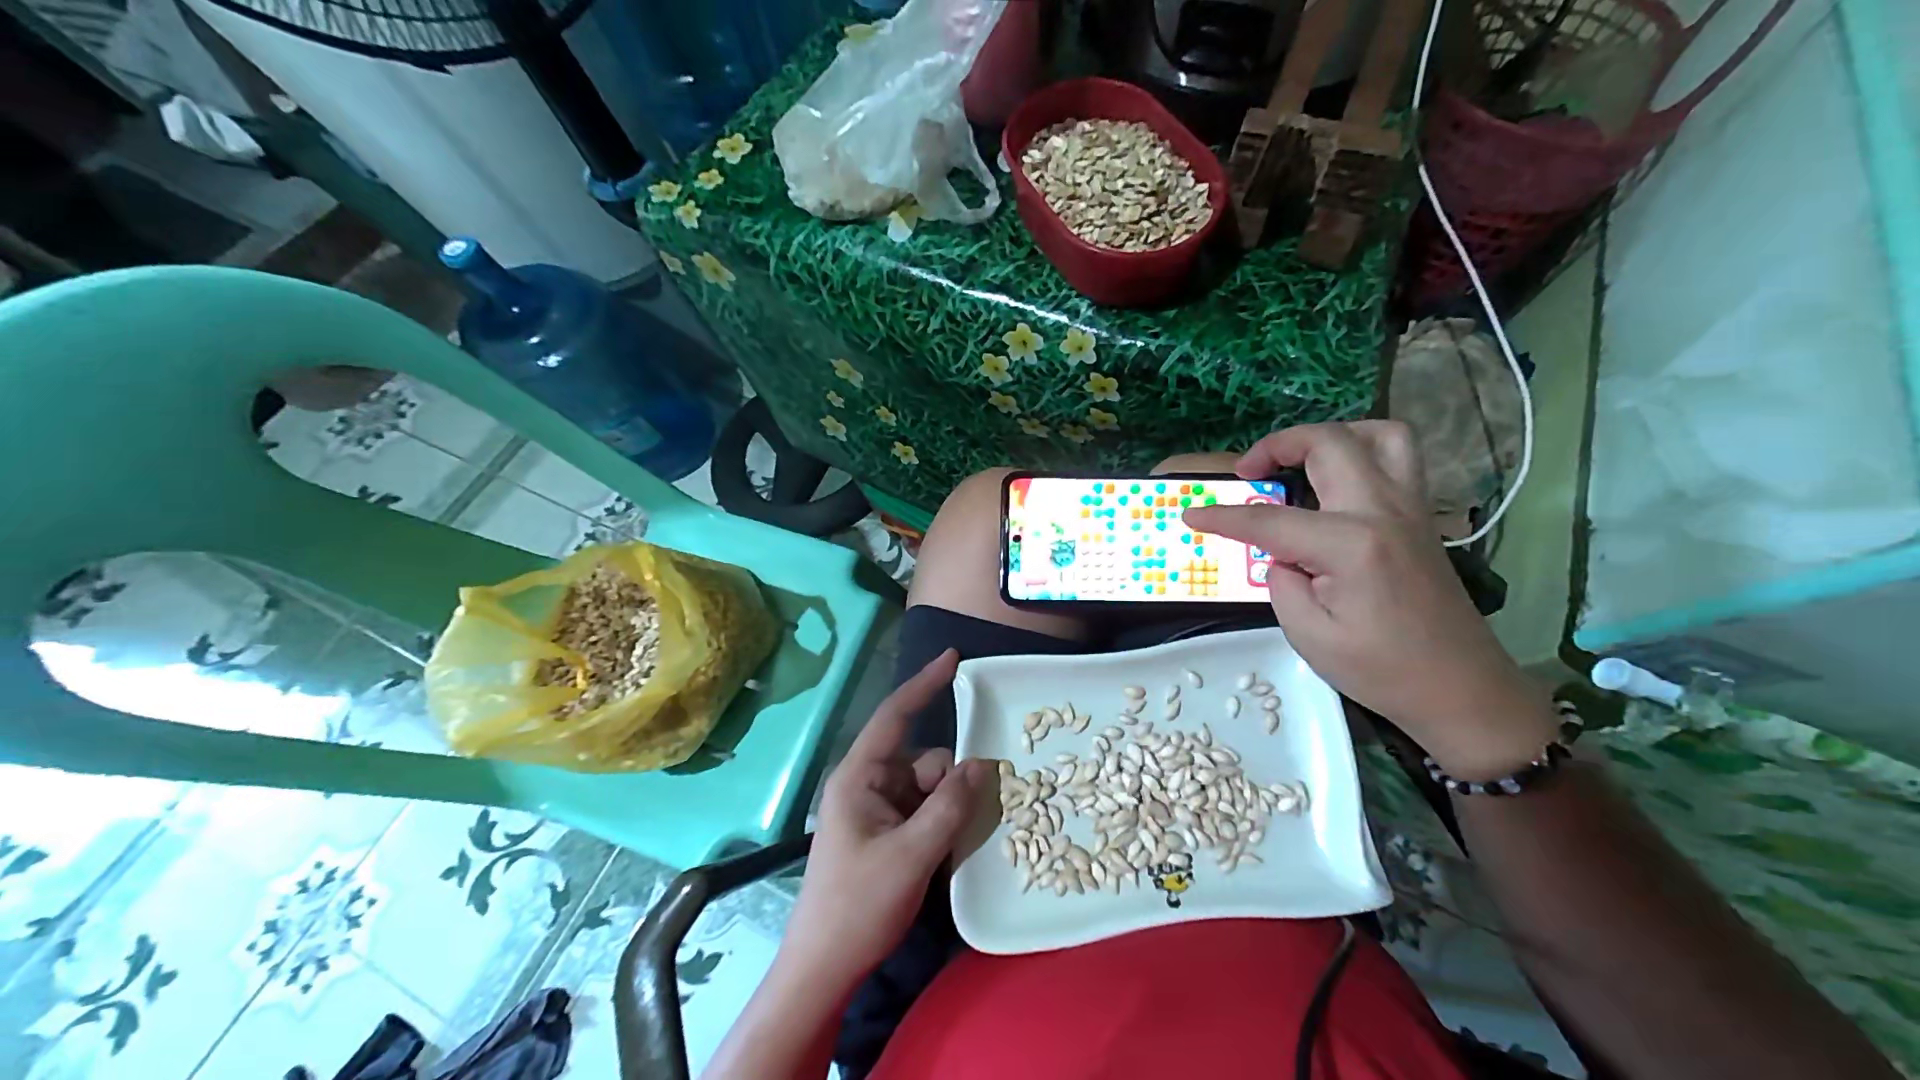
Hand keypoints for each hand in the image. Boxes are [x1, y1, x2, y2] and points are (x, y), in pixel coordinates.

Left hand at [779, 650, 988, 989]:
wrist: (825, 967)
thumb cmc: (858, 906)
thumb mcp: (911, 856)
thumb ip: (949, 807)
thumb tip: (981, 764)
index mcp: (859, 777)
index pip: (895, 716)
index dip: (925, 685)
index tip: (954, 659)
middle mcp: (868, 786)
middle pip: (925, 761)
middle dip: (955, 779)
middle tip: (984, 807)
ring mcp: (878, 812)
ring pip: (931, 789)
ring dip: (953, 806)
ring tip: (965, 842)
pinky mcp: (887, 836)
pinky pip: (926, 813)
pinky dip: (945, 823)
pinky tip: (956, 850)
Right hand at [1183, 422, 1556, 778]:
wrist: (1461, 689)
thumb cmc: (1381, 669)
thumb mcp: (1309, 634)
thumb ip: (1281, 581)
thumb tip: (1280, 554)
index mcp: (1351, 543)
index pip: (1270, 519)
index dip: (1223, 517)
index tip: (1191, 515)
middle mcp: (1384, 510)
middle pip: (1329, 443)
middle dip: (1277, 445)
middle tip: (1246, 472)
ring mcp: (1410, 509)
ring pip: (1378, 434)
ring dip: (1331, 436)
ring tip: (1299, 460)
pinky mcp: (1421, 518)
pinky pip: (1396, 458)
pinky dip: (1359, 453)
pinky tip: (1333, 485)